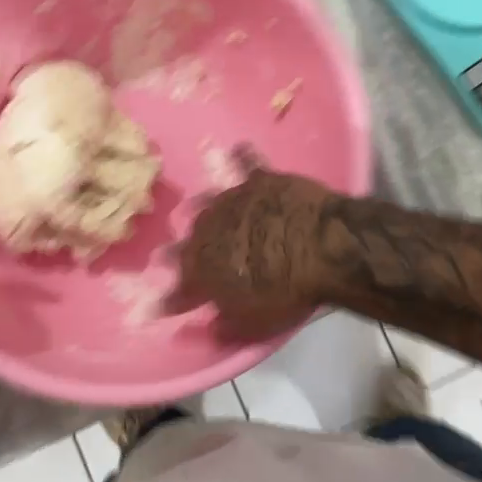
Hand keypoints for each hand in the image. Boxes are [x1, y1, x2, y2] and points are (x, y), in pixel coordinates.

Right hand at [162, 146, 338, 337]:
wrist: (322, 247)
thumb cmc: (286, 292)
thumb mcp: (252, 325)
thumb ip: (223, 328)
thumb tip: (207, 329)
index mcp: (201, 270)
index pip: (178, 290)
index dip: (170, 300)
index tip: (159, 307)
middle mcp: (207, 232)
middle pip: (187, 244)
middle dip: (178, 253)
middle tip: (171, 256)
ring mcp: (232, 201)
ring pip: (207, 204)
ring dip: (201, 210)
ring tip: (195, 211)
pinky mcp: (260, 180)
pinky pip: (245, 163)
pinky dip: (240, 159)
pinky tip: (237, 152)